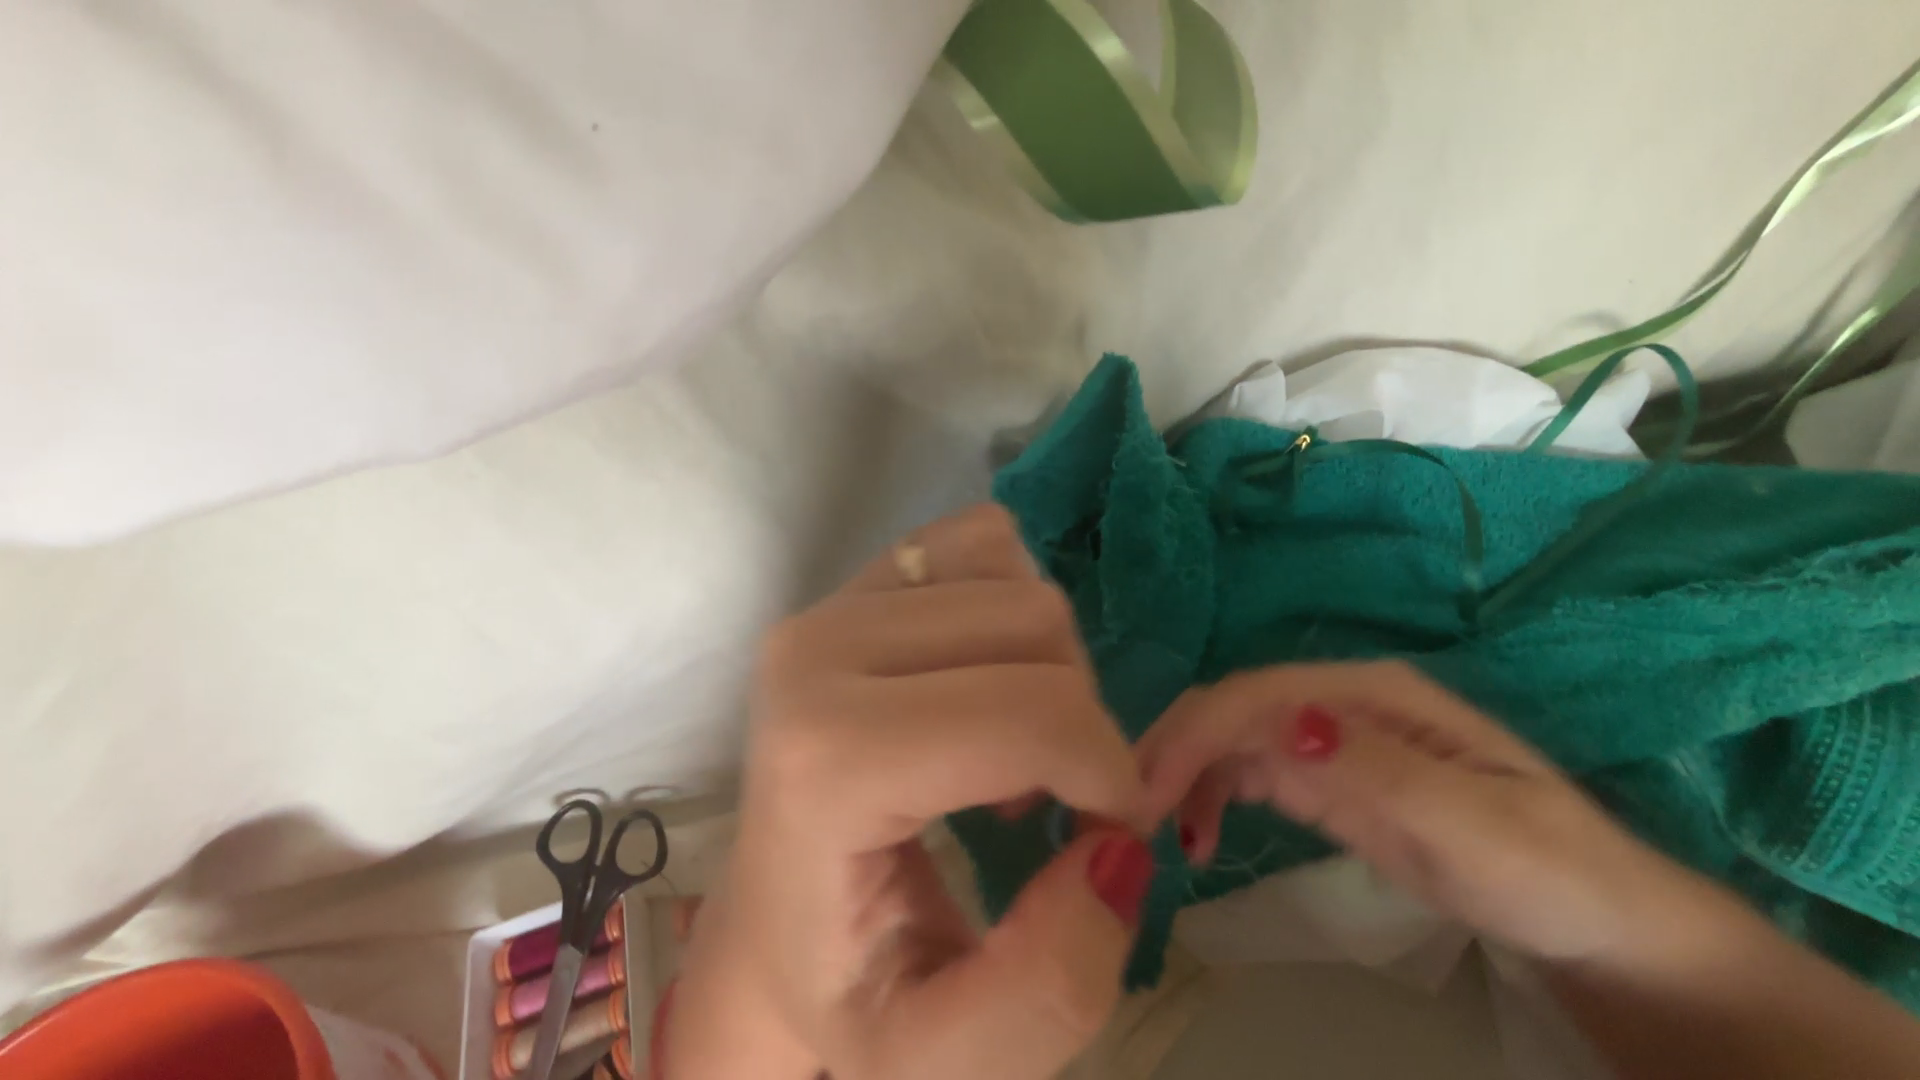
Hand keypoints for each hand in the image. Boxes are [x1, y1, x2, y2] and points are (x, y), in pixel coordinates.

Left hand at [672, 504, 1154, 1079]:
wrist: (776, 923)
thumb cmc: (854, 983)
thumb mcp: (941, 1051)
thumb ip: (1046, 991)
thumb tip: (1120, 851)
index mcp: (827, 760)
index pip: (1031, 715)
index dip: (1106, 775)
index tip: (1102, 836)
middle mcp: (815, 650)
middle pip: (1038, 633)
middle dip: (1081, 725)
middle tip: (1052, 801)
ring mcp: (829, 602)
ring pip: (1020, 583)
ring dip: (1053, 672)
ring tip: (1010, 750)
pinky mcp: (853, 578)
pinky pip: (984, 542)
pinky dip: (1016, 611)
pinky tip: (988, 683)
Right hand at [1137, 660, 1722, 964]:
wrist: (1592, 922)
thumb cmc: (1548, 870)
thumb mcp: (1477, 826)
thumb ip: (1382, 770)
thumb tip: (1285, 722)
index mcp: (1372, 695)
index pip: (1258, 695)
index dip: (1194, 734)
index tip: (1143, 793)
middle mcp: (1339, 704)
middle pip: (1231, 708)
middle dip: (1171, 750)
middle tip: (1128, 818)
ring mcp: (1330, 742)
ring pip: (1227, 738)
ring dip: (1180, 773)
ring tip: (1155, 833)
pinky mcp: (1324, 782)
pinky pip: (1244, 773)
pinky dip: (1205, 794)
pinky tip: (1194, 834)